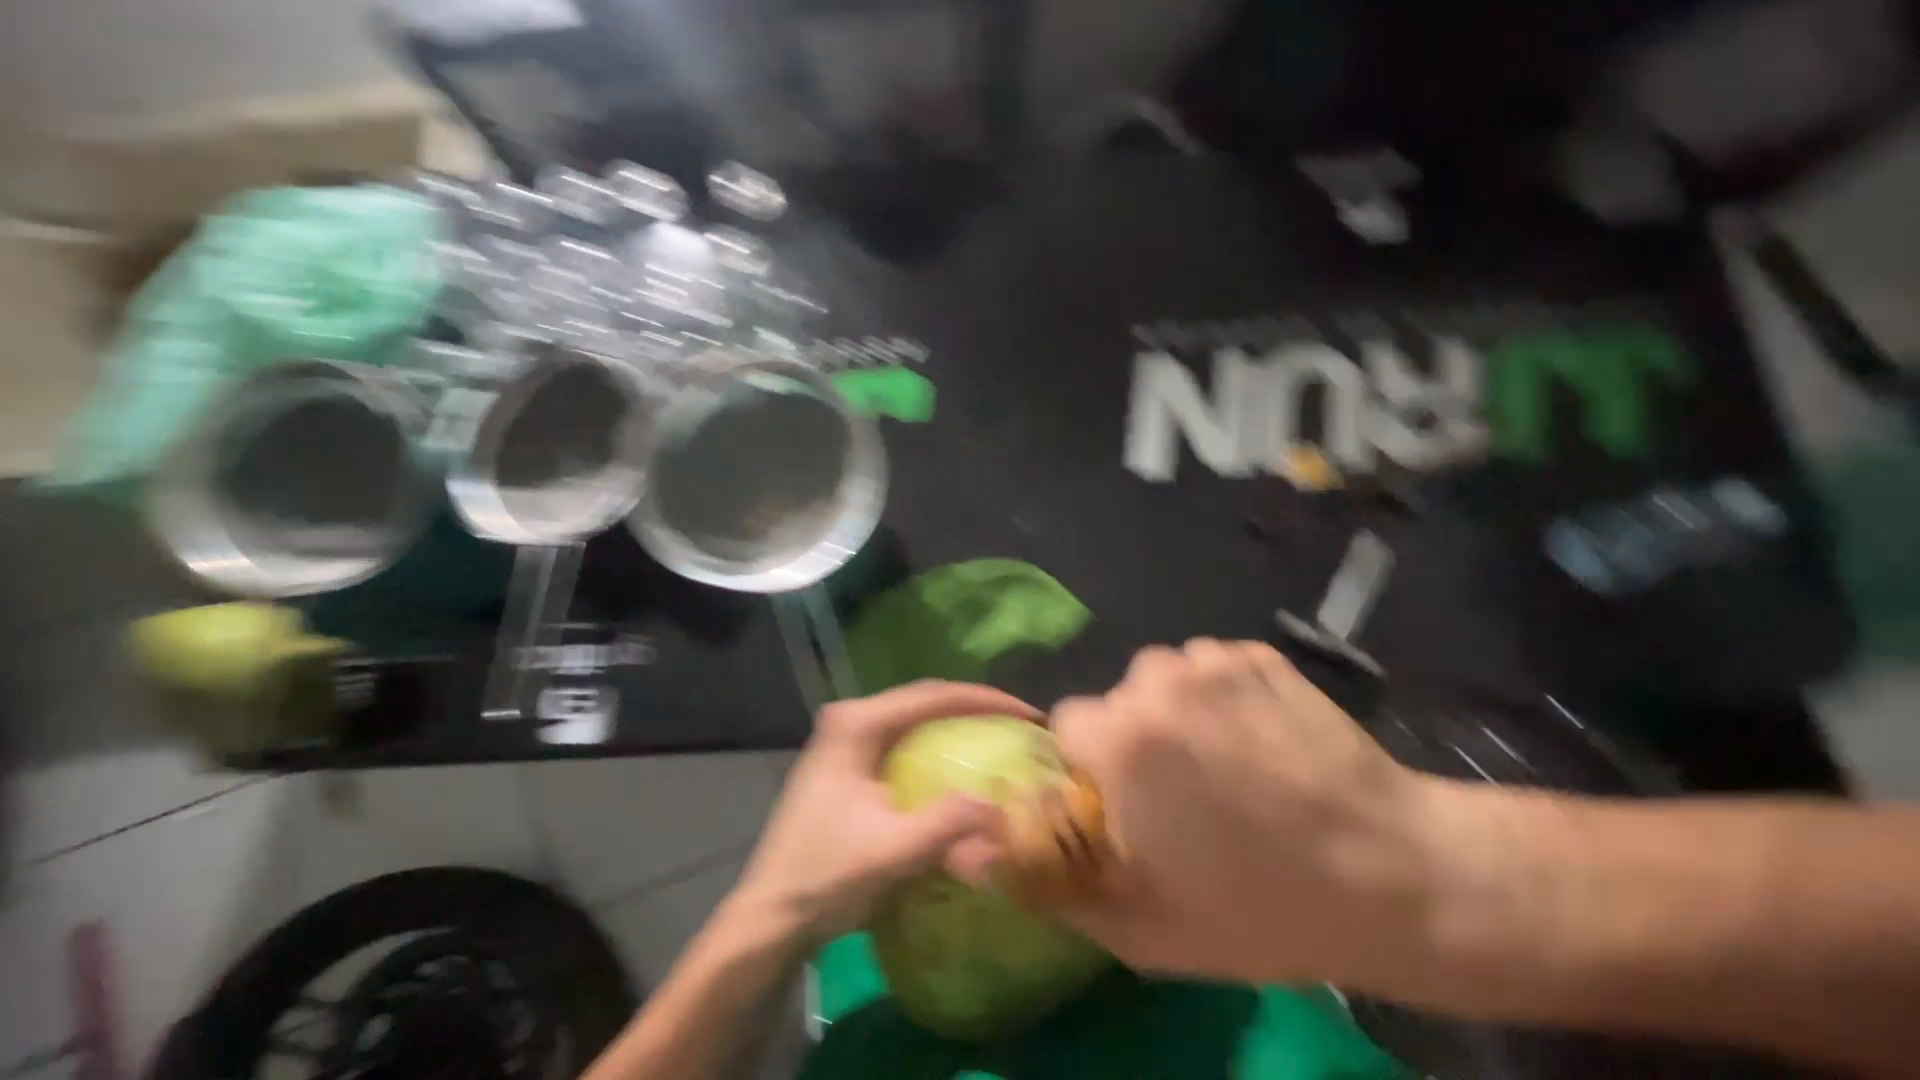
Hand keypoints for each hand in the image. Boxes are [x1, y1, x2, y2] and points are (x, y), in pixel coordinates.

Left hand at [728, 680, 1041, 943]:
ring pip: (914, 721)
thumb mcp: (893, 851)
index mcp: (856, 724)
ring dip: (958, 727)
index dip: (986, 700)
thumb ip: (950, 823)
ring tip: (1002, 741)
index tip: (1029, 715)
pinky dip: (938, 750)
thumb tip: (1003, 805)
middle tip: (1022, 727)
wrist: (772, 913)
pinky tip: (962, 769)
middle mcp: (849, 720)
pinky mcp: (847, 764)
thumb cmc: (826, 875)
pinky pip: (903, 743)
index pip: (932, 696)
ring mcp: (845, 741)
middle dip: (976, 709)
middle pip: (924, 701)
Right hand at [1045, 639, 1440, 988]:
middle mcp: (1159, 680)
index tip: (1125, 814)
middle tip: (1182, 802)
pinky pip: (1212, 670)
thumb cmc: (1260, 910)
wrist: (1401, 877)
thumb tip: (967, 852)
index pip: (1063, 729)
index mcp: (1122, 739)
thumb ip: (1047, 884)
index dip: (1089, 776)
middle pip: (1116, 704)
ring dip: (1177, 718)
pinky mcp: (1264, 654)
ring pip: (1163, 682)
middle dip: (1132, 745)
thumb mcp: (1142, 926)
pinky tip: (1262, 745)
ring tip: (1228, 771)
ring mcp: (1218, 659)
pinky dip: (1221, 700)